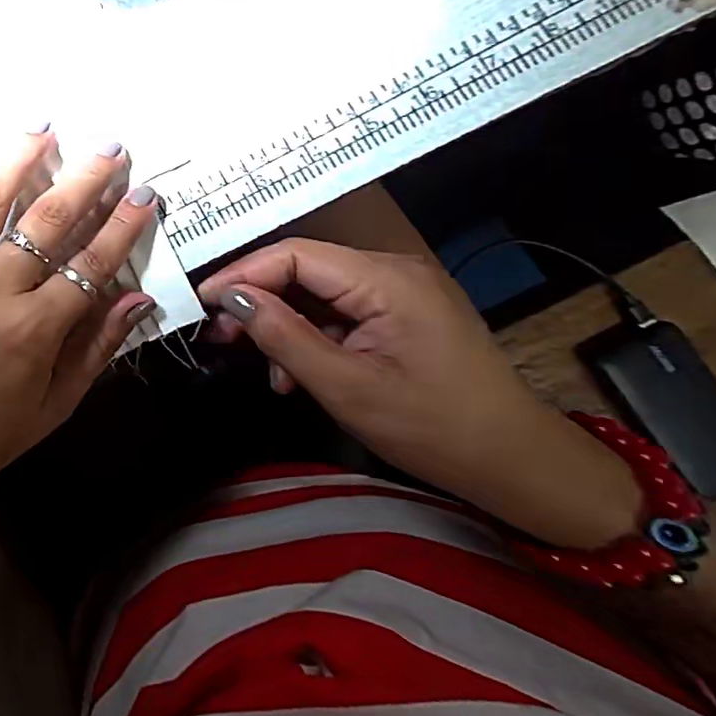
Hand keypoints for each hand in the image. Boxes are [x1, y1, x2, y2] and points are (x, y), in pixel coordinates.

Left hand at [0, 131, 159, 547]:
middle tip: (112, 148)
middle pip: (45, 222)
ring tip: (42, 130)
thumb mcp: (56, 405)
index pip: (91, 264)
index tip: (147, 194)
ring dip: (15, 164)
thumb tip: (139, 300)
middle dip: (85, 181)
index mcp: (33, 330)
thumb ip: (98, 348)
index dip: (124, 227)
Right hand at [197, 238, 642, 548]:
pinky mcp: (405, 314)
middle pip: (307, 271)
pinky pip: (346, 313)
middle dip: (262, 301)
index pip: (296, 255)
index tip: (203, 304)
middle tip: (223, 338)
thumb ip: (285, 337)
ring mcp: (402, 291)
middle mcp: (393, 271)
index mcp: (385, 278)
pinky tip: (302, 374)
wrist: (511, 460)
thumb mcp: (346, 386)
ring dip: (288, 327)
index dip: (244, 274)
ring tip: (268, 370)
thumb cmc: (432, 427)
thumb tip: (234, 299)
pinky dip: (317, 338)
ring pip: (323, 294)